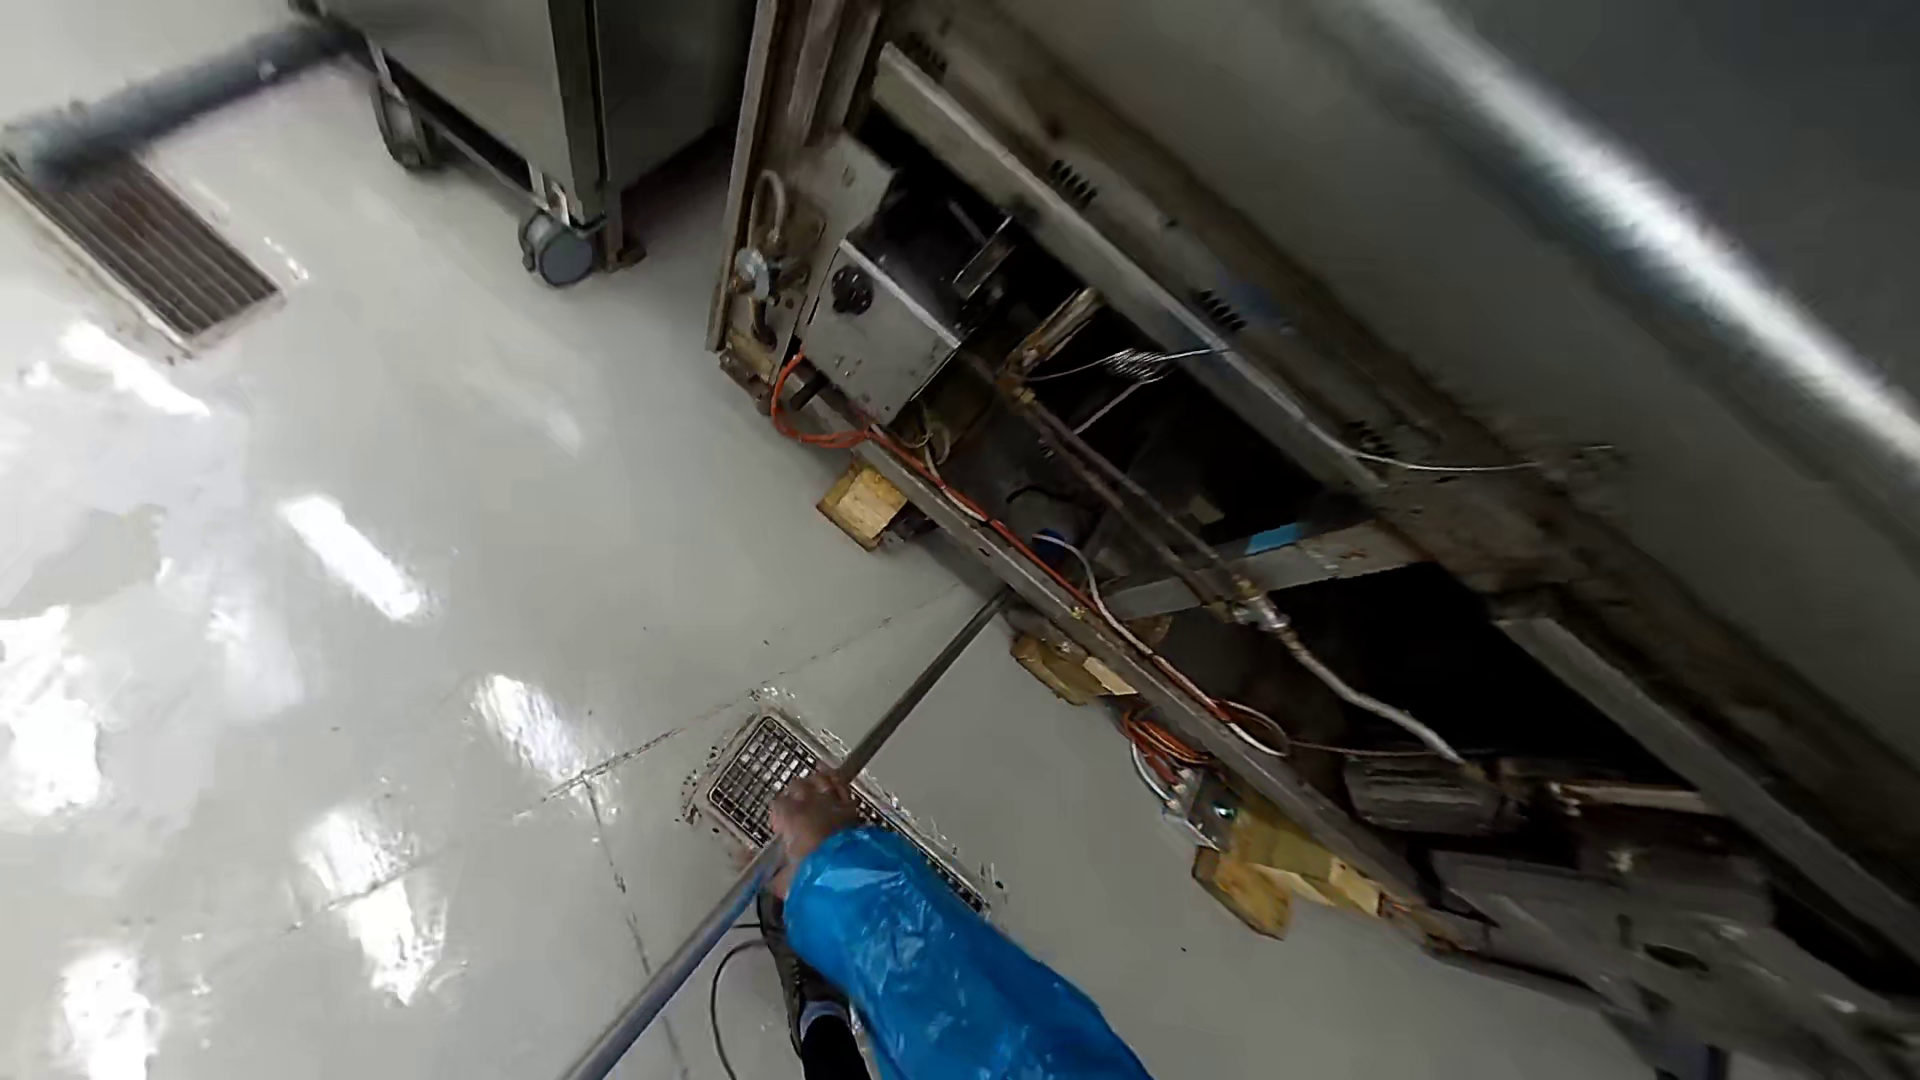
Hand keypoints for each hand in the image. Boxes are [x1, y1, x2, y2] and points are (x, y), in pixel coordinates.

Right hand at [768, 772, 860, 897]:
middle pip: (798, 786)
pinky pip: (841, 785)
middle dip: (793, 793)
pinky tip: (833, 780)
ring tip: (812, 783)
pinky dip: (835, 781)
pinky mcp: (850, 806)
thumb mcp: (782, 880)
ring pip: (821, 779)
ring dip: (815, 781)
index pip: (778, 804)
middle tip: (793, 804)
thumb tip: (751, 867)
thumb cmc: (810, 876)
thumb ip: (767, 871)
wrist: (846, 873)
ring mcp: (832, 801)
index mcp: (791, 816)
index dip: (777, 813)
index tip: (779, 825)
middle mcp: (811, 803)